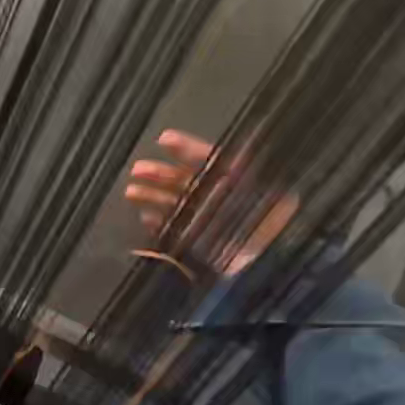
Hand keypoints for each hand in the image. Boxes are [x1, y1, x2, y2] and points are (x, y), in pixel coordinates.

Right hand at [124, 129, 297, 277]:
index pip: (209, 161)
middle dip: (161, 175)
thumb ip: (252, 170)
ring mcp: (207, 223)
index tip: (163, 140)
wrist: (273, 264)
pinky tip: (145, 218)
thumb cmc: (273, 225)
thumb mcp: (269, 190)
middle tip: (137, 170)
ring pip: (176, 205)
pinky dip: (160, 225)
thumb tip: (245, 145)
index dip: (187, 149)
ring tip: (131, 192)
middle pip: (186, 182)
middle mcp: (219, 199)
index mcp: (237, 182)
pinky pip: (175, 232)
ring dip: (153, 197)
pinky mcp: (199, 246)